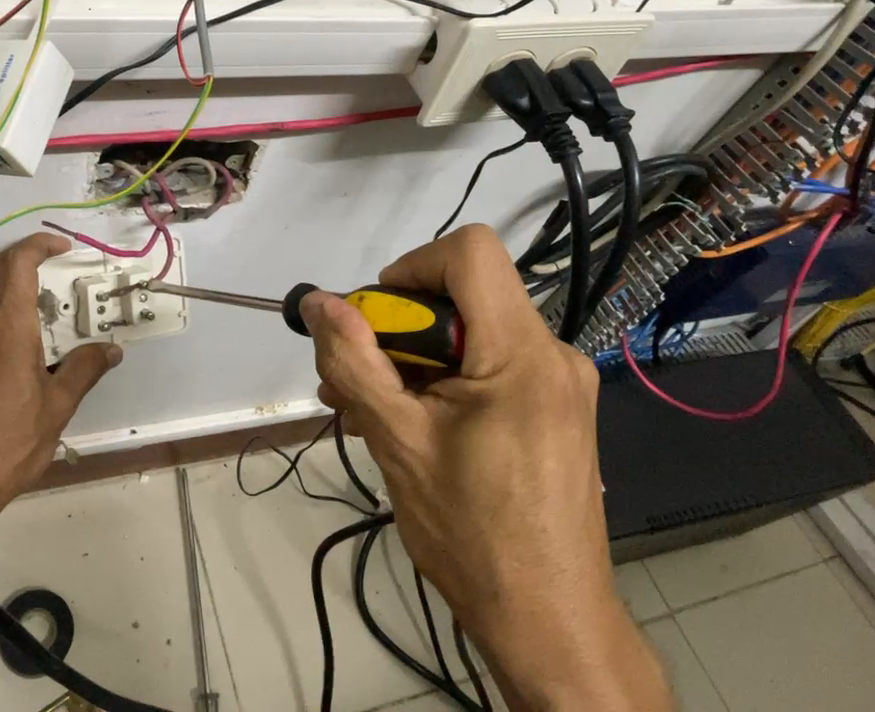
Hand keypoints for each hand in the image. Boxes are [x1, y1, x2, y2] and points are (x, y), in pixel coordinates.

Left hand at [0, 233, 121, 540]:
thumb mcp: (57, 407)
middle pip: (11, 291)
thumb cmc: (8, 443)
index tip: (63, 248)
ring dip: (34, 321)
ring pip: (2, 320)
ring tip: (67, 347)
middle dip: (48, 292)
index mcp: (7, 329)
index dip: (39, 245)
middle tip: (82, 309)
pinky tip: (37, 376)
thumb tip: (109, 349)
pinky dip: (17, 343)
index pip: (17, 265)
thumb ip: (84, 370)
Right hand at [306, 227, 665, 709]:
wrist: (549, 621)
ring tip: (364, 412)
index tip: (374, 320)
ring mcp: (558, 385)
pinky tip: (407, 427)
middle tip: (350, 381)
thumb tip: (316, 302)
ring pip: (471, 336)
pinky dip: (442, 383)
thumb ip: (353, 361)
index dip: (411, 269)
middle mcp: (551, 355)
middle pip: (465, 296)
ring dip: (411, 361)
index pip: (470, 252)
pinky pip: (489, 369)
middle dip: (396, 329)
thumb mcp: (396, 440)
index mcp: (521, 353)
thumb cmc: (470, 532)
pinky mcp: (553, 411)